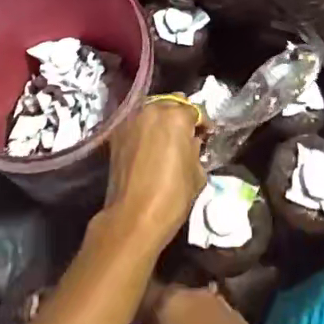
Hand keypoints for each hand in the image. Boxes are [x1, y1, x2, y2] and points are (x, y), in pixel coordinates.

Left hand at [105, 99, 206, 251]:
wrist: (132, 219)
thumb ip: (196, 148)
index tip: (206, 135)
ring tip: (166, 139)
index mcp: (177, 116)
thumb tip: (191, 142)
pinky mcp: (117, 134)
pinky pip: (137, 123)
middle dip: (181, 116)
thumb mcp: (196, 173)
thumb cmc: (171, 197)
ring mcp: (131, 120)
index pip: (196, 111)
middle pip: (172, 104)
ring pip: (152, 110)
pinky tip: (150, 145)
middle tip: (186, 135)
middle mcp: (153, 110)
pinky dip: (145, 129)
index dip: (203, 124)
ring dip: (161, 120)